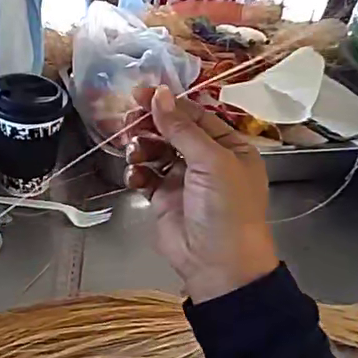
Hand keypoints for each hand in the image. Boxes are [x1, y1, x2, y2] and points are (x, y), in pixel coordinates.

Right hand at [124, 88, 278, 302]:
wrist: (217, 264)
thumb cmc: (226, 209)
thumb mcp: (211, 162)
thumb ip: (181, 128)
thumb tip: (158, 94)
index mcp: (229, 148)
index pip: (196, 116)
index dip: (168, 104)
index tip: (141, 93)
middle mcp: (206, 160)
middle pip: (171, 131)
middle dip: (149, 126)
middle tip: (128, 122)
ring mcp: (183, 179)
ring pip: (154, 151)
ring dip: (141, 148)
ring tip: (134, 154)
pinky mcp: (162, 197)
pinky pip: (144, 175)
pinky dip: (136, 172)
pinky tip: (135, 176)